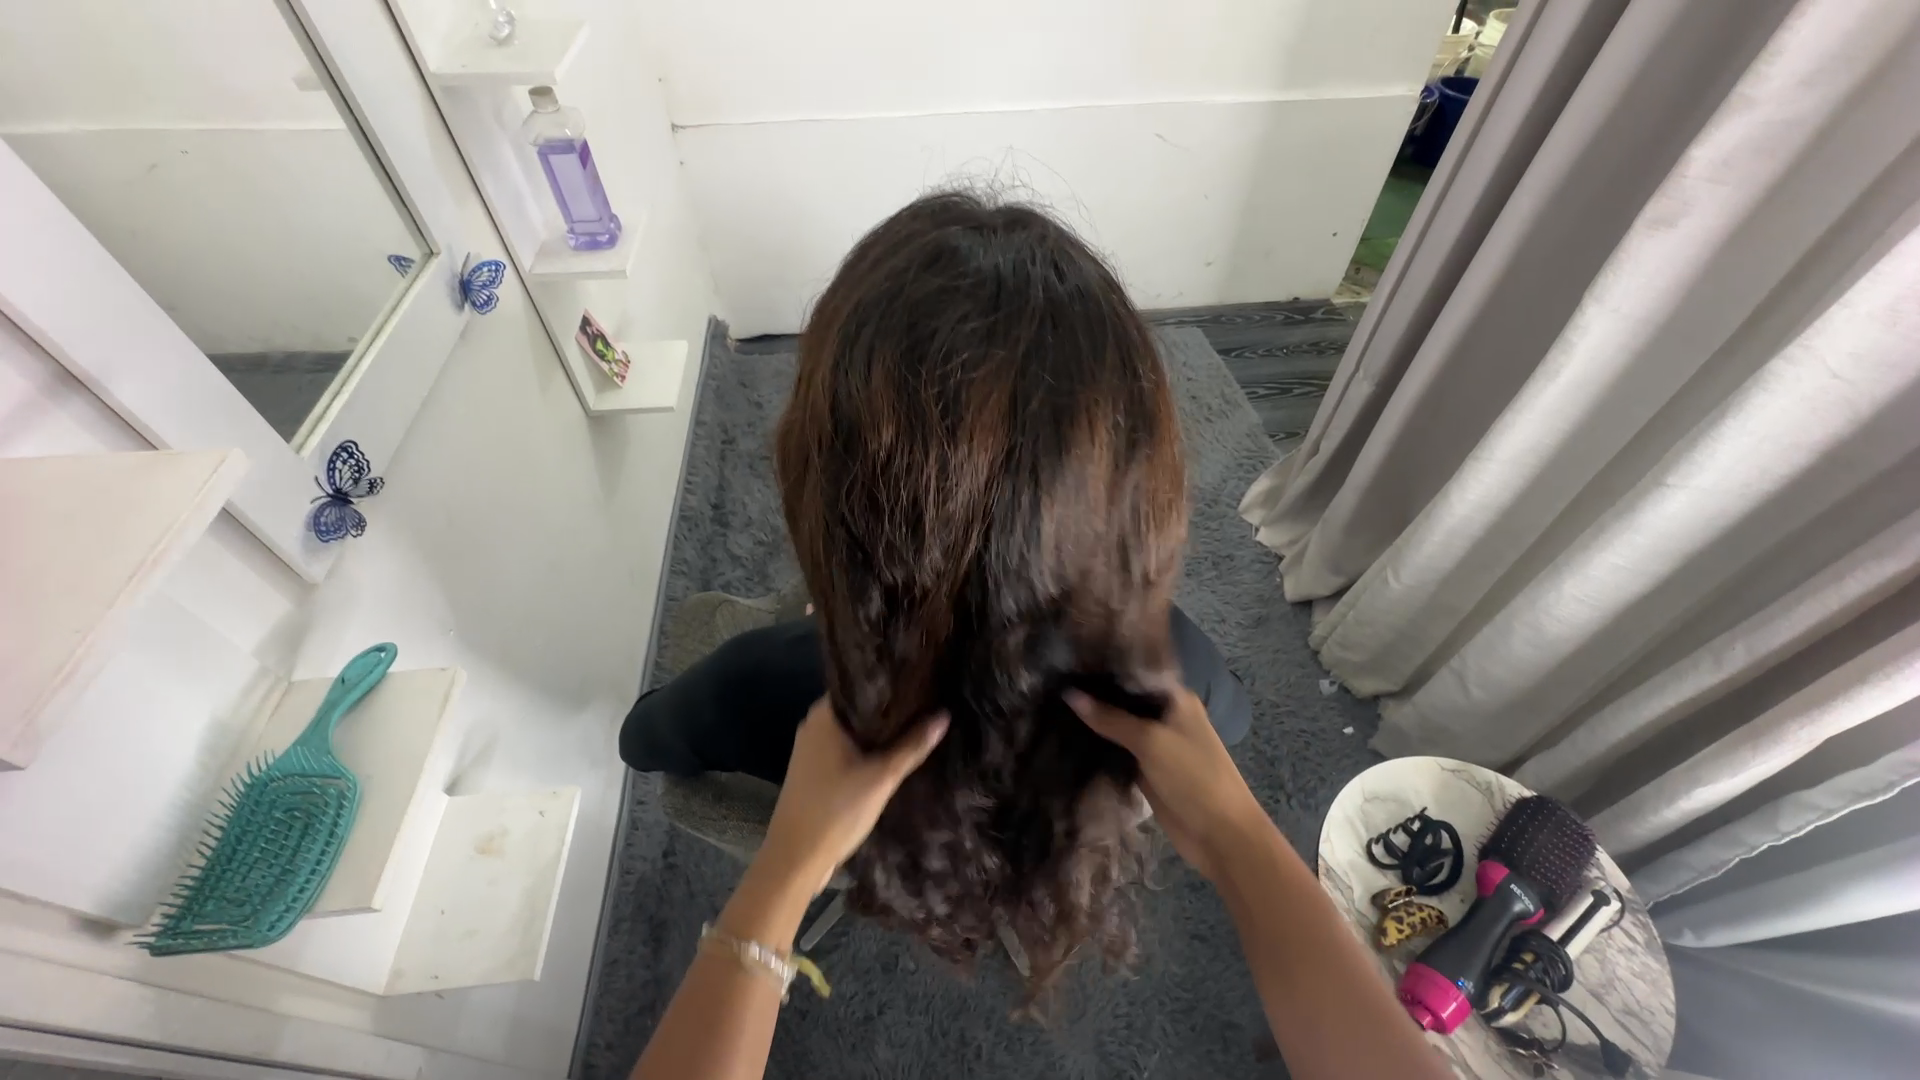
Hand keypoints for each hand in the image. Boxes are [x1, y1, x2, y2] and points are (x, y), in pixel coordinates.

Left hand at [760, 698, 947, 893]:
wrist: (795, 860)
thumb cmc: (836, 810)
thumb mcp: (882, 777)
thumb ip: (913, 746)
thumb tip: (944, 715)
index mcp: (824, 715)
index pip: (861, 684)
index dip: (891, 683)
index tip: (920, 680)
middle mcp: (814, 725)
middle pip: (858, 708)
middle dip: (889, 708)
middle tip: (927, 701)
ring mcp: (810, 749)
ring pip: (852, 730)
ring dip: (878, 731)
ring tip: (916, 723)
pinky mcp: (813, 771)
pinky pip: (845, 749)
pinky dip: (866, 749)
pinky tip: (891, 753)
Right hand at [1065, 686, 1268, 883]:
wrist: (1221, 834)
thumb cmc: (1193, 776)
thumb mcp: (1150, 741)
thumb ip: (1109, 718)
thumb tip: (1069, 693)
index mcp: (1175, 698)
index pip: (1134, 673)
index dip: (1103, 667)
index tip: (1068, 660)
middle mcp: (1165, 715)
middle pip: (1124, 699)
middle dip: (1093, 694)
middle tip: (1052, 681)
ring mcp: (1155, 743)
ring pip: (1118, 726)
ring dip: (1093, 721)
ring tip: (1051, 704)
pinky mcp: (1146, 769)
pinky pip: (1118, 751)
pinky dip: (1098, 746)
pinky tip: (1067, 736)